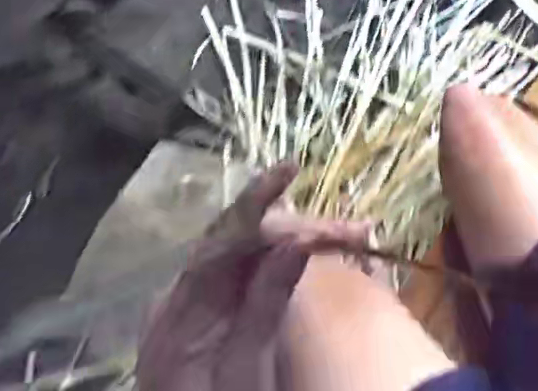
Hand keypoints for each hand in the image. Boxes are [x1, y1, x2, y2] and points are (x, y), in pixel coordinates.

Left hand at [136, 163, 371, 390]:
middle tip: (357, 232)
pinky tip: (332, 244)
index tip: (291, 167)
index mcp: (180, 311)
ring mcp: (206, 300)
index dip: (258, 197)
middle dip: (305, 228)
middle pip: (250, 239)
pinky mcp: (227, 307)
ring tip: (357, 234)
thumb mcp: (242, 375)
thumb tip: (299, 241)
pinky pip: (265, 264)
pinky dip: (302, 252)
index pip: (223, 238)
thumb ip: (265, 308)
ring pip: (262, 247)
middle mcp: (188, 294)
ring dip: (311, 236)